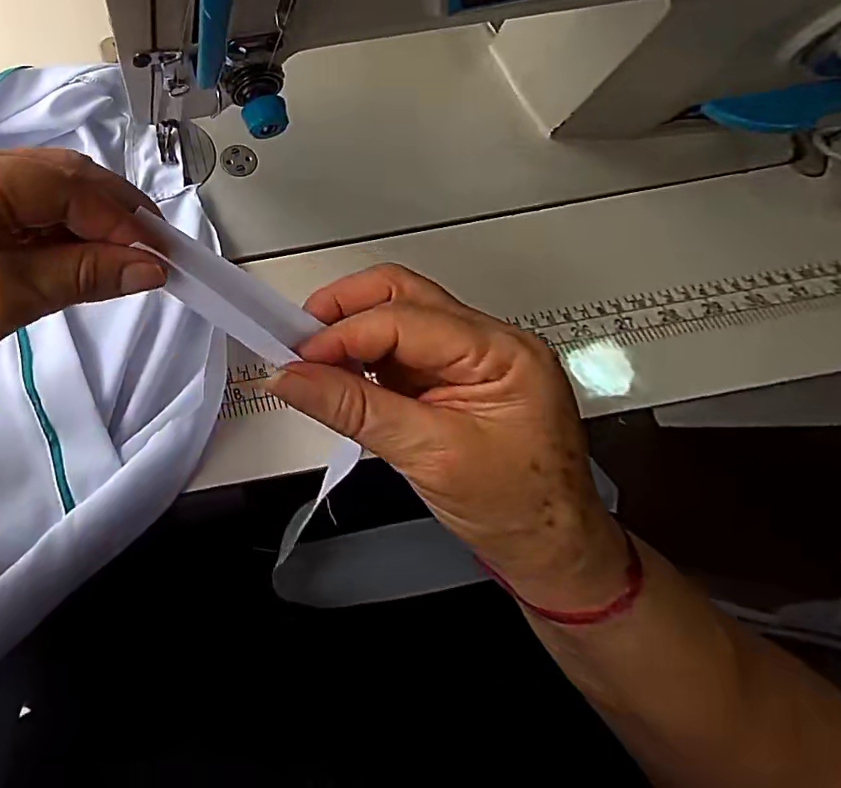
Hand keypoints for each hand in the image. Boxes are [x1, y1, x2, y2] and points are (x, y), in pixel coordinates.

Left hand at [0, 145, 167, 443]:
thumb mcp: (4, 297)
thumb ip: (80, 274)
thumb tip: (150, 267)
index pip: (60, 180)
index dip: (117, 215)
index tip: (160, 253)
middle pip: (53, 179)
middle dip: (106, 217)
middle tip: (151, 256)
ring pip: (41, 197)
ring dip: (83, 228)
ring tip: (124, 261)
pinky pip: (19, 214)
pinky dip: (54, 237)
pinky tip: (81, 259)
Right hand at [263, 264, 630, 612]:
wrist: (549, 548)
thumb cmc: (522, 508)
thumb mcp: (426, 455)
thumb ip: (351, 407)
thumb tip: (291, 378)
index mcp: (501, 353)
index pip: (401, 318)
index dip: (341, 335)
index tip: (297, 360)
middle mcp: (484, 342)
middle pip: (397, 292)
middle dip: (340, 309)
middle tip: (298, 339)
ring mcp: (462, 356)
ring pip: (388, 310)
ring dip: (344, 329)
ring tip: (312, 361)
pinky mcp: (440, 372)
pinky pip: (386, 343)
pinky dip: (352, 352)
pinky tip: (334, 375)